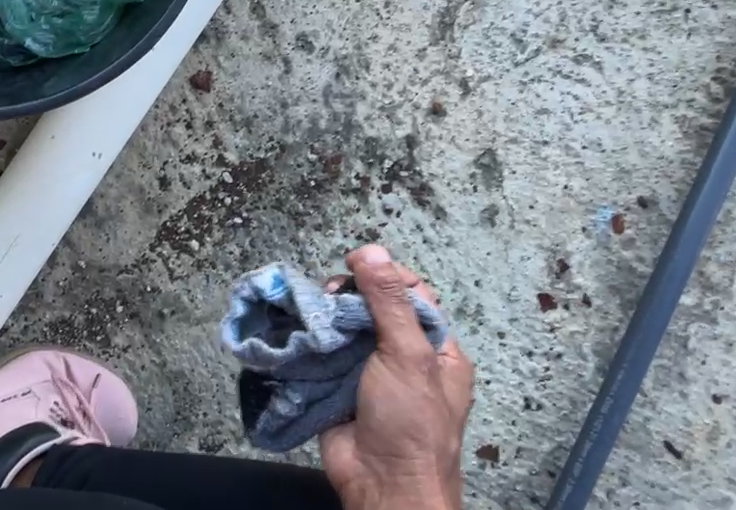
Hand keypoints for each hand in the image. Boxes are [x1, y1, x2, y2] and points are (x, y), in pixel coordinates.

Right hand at [319, 246, 474, 509]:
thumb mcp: (407, 357)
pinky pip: (324, 345)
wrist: (381, 484)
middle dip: (348, 294)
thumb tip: (372, 250)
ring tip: (312, 312)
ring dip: (325, 313)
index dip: (384, 275)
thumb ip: (389, 303)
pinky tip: (298, 326)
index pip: (412, 293)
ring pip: (344, 322)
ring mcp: (370, 368)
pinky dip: (310, 333)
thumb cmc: (409, 425)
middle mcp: (404, 354)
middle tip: (329, 296)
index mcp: (436, 349)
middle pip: (373, 304)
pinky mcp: (339, 379)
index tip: (354, 267)